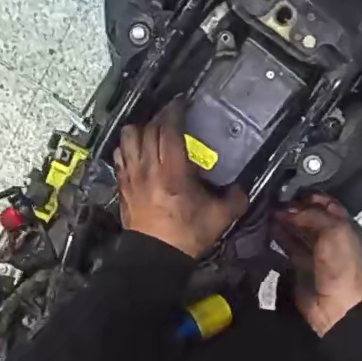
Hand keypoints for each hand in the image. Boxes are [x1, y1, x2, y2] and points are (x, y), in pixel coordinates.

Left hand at [114, 99, 247, 257]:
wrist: (155, 257)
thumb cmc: (183, 237)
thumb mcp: (218, 217)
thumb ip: (234, 199)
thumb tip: (241, 190)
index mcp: (173, 170)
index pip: (169, 128)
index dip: (175, 110)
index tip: (181, 103)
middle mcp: (149, 168)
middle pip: (147, 127)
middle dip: (160, 116)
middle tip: (171, 114)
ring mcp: (132, 176)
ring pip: (128, 138)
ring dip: (140, 128)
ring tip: (151, 129)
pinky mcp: (123, 186)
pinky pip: (120, 156)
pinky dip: (127, 147)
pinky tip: (136, 151)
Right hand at [273, 193, 361, 335]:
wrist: (336, 306)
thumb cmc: (342, 268)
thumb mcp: (334, 232)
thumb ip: (312, 215)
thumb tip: (289, 210)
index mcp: (345, 227)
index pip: (326, 204)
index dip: (309, 196)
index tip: (290, 191)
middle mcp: (330, 238)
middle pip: (309, 217)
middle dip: (292, 208)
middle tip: (274, 201)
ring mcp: (315, 253)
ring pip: (296, 231)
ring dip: (283, 221)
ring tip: (267, 212)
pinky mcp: (300, 267)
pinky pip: (287, 248)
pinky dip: (277, 238)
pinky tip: (267, 230)